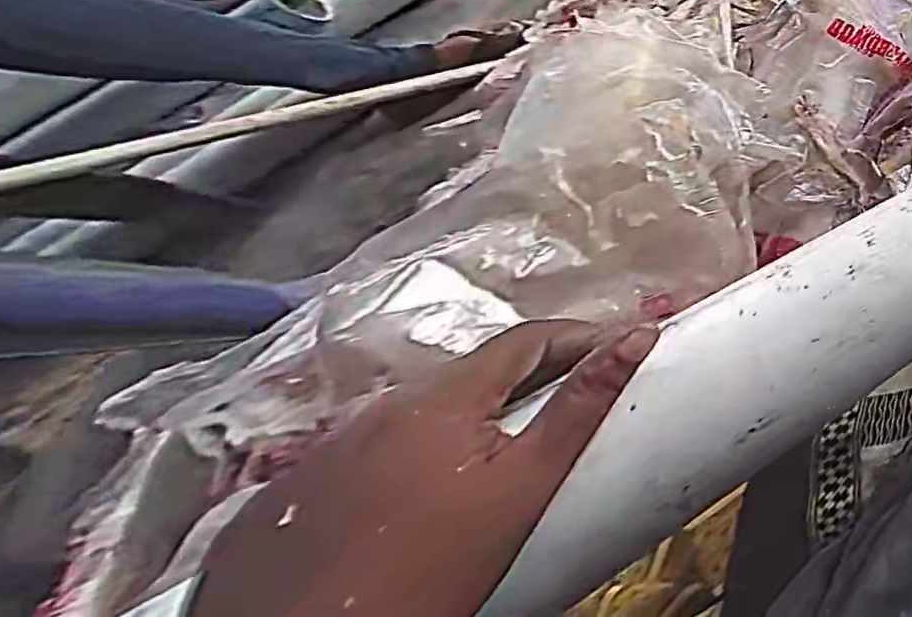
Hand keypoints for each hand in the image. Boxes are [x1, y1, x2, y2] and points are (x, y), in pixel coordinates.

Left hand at [191, 321, 657, 616]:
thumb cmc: (431, 576)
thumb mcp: (524, 488)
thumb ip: (582, 404)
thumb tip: (637, 335)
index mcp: (438, 399)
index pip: (525, 338)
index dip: (577, 336)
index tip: (614, 348)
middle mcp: (373, 411)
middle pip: (471, 373)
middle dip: (528, 376)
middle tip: (570, 398)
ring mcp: (317, 456)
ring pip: (415, 412)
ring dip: (466, 414)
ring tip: (499, 449)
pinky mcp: (274, 504)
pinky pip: (360, 455)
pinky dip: (404, 457)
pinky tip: (415, 497)